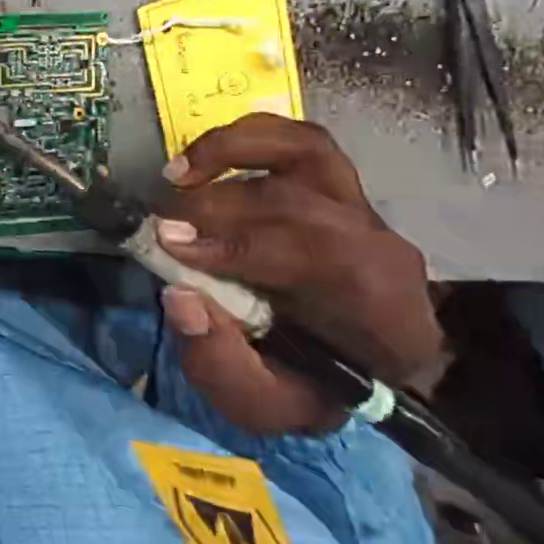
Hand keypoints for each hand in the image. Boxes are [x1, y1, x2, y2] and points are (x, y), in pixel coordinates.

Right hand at [151, 114, 443, 434]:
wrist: (336, 367)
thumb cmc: (299, 386)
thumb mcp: (261, 406)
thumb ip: (222, 365)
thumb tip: (179, 295)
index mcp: (383, 316)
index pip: (326, 257)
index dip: (243, 245)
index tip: (173, 248)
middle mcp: (384, 252)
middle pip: (302, 203)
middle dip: (219, 209)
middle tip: (160, 226)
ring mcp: (359, 210)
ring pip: (306, 150)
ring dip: (231, 153)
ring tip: (175, 175)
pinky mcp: (331, 185)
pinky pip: (293, 139)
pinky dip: (242, 138)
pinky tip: (198, 160)